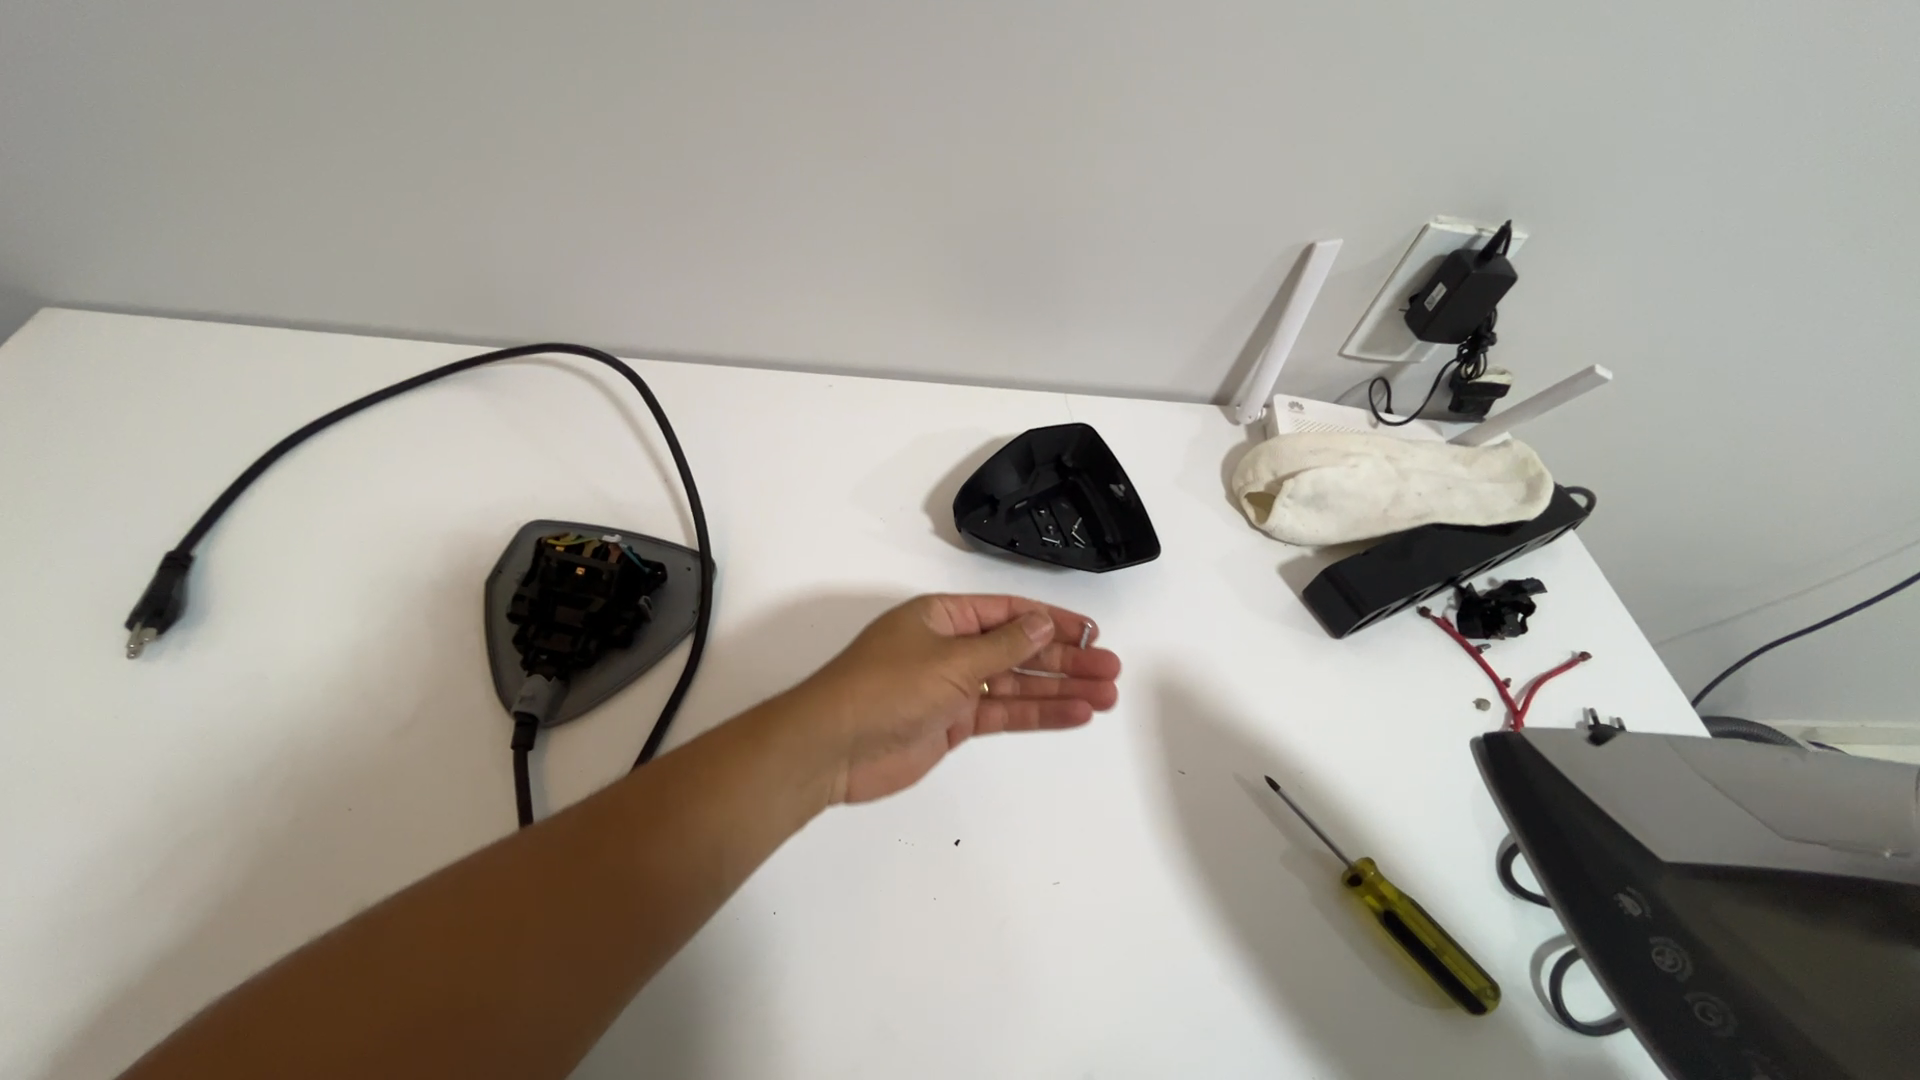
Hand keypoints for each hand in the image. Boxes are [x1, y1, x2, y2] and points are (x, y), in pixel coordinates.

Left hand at [794, 595, 1121, 804]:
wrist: (832, 748)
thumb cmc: (885, 688)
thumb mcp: (950, 660)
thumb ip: (1002, 646)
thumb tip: (1042, 623)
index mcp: (943, 617)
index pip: (1009, 612)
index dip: (1051, 621)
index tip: (1091, 632)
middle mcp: (950, 647)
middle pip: (1018, 648)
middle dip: (1064, 658)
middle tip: (1111, 669)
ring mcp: (952, 687)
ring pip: (1015, 683)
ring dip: (1059, 688)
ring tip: (1106, 695)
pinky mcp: (952, 724)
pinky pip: (1002, 713)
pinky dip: (1036, 714)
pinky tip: (1074, 714)